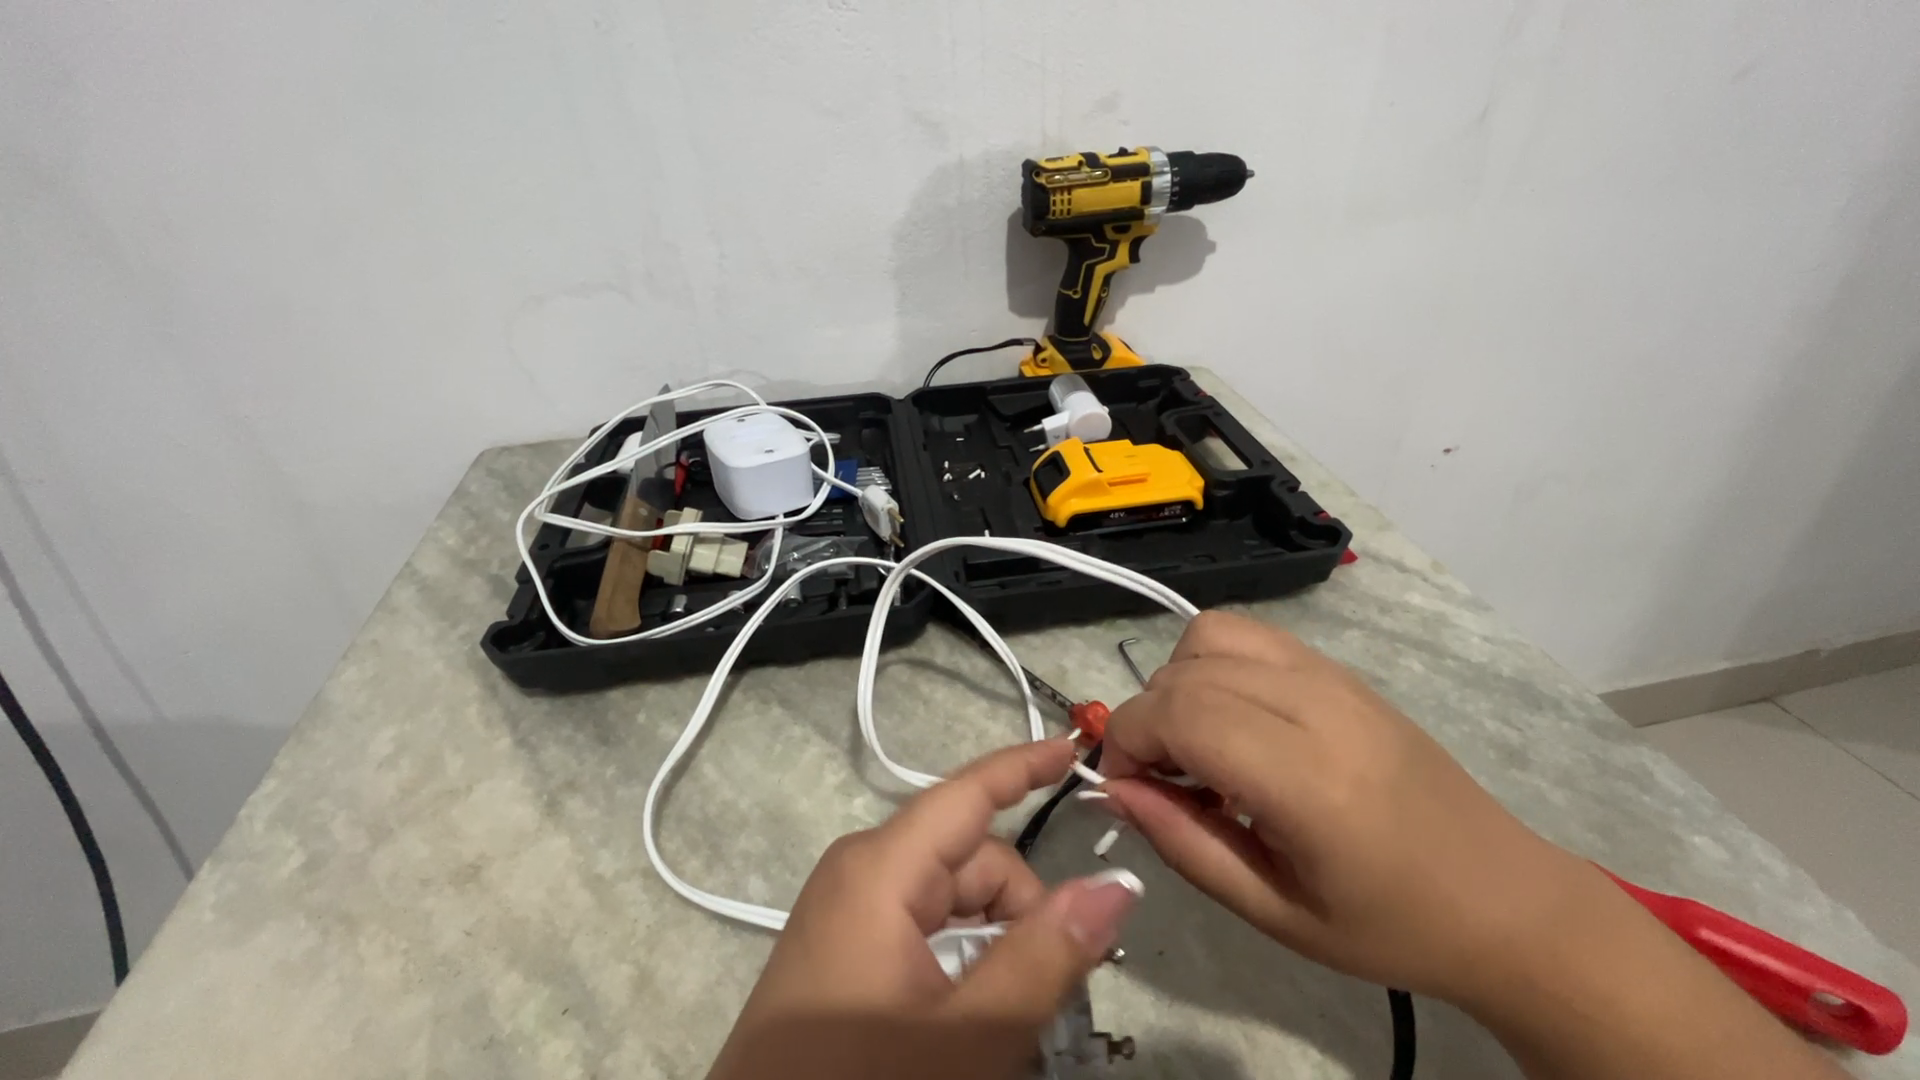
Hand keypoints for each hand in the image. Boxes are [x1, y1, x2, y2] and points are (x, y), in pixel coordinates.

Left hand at [708, 740, 1141, 1079]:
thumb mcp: (967, 1032)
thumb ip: (1046, 955)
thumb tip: (1115, 885)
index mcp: (881, 868)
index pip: (967, 793)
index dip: (1025, 766)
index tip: (1076, 748)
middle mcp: (860, 873)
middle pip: (970, 860)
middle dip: (1021, 908)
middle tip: (1053, 991)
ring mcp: (846, 911)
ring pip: (951, 900)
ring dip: (995, 942)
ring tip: (1010, 1018)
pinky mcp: (842, 949)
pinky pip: (921, 929)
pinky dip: (961, 957)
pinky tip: (969, 1015)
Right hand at [1096, 611, 1595, 1005]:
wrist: (1504, 899)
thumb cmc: (1389, 925)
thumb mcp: (1274, 912)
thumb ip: (1184, 844)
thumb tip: (1114, 789)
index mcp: (1308, 779)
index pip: (1180, 713)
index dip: (1127, 740)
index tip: (1122, 786)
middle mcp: (1319, 707)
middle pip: (1186, 672)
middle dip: (1144, 718)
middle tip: (1157, 781)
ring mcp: (1334, 678)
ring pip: (1212, 635)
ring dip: (1176, 683)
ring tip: (1193, 746)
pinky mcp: (1342, 671)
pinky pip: (1250, 636)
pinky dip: (1213, 666)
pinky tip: (1231, 723)